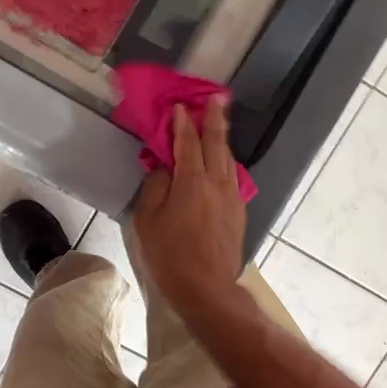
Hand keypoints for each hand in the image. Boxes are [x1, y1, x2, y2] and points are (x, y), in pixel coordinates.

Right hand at [132, 101, 246, 312]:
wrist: (206, 289)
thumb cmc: (170, 256)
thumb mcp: (148, 220)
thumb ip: (155, 187)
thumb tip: (164, 169)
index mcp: (192, 181)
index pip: (188, 143)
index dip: (183, 123)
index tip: (180, 107)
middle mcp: (217, 183)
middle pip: (216, 143)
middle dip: (215, 119)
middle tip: (217, 98)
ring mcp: (232, 197)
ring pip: (228, 159)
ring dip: (223, 138)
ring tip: (221, 121)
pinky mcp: (238, 212)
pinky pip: (232, 177)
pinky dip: (226, 162)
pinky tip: (223, 160)